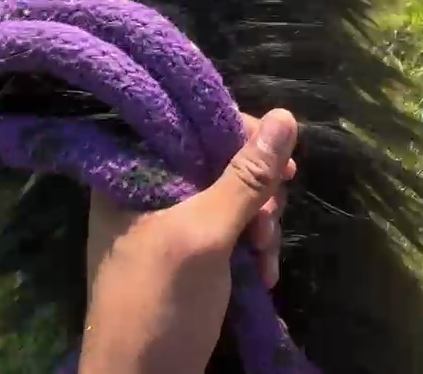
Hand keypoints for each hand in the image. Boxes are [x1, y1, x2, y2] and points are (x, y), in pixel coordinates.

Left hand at [79, 110, 298, 373]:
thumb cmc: (160, 307)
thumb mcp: (206, 235)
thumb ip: (246, 176)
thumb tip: (287, 114)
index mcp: (135, 171)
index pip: (195, 123)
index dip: (241, 133)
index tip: (279, 160)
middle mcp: (149, 188)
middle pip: (221, 158)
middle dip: (257, 188)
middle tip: (269, 219)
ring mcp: (169, 222)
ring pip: (233, 193)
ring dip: (261, 221)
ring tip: (265, 255)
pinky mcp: (187, 253)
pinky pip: (232, 227)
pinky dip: (253, 245)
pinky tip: (264, 272)